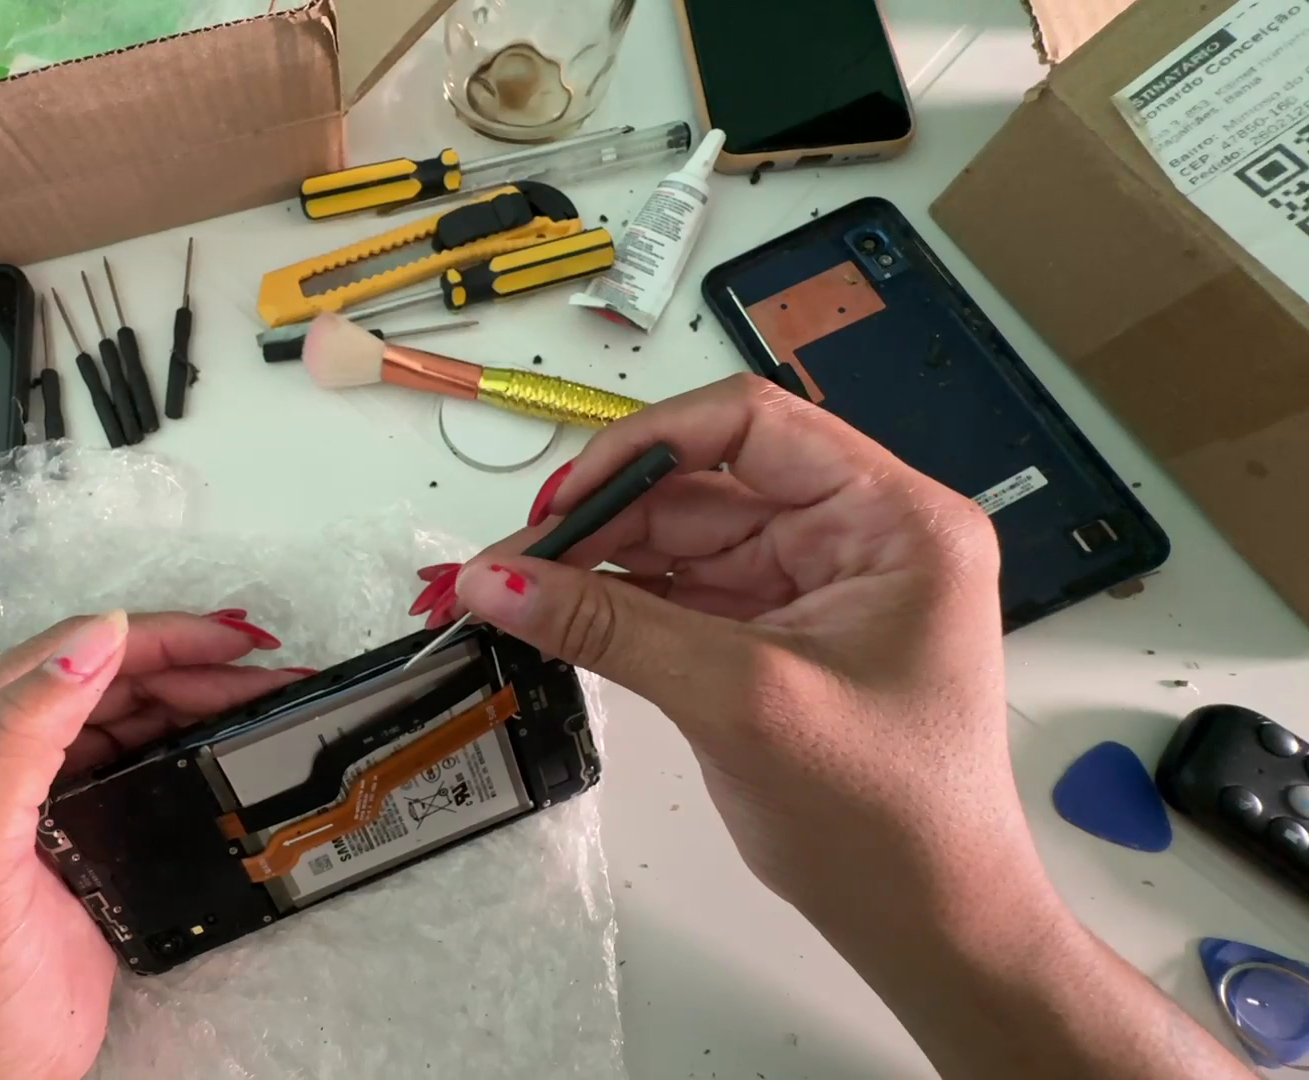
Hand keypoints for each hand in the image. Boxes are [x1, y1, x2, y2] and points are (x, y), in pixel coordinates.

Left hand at [0, 610, 303, 1079]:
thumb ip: (19, 739)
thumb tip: (99, 633)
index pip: (71, 653)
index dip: (159, 637)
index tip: (238, 641)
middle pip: (113, 676)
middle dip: (196, 666)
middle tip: (273, 674)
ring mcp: (44, 780)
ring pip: (136, 709)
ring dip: (203, 695)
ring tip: (270, 697)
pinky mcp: (82, 814)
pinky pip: (145, 750)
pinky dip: (193, 733)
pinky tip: (231, 733)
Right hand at [420, 374, 1245, 1077]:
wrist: (914, 918)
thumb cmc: (872, 811)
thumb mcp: (737, 699)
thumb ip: (609, 629)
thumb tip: (487, 583)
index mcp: (882, 517)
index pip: (747, 425)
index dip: (644, 445)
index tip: (563, 501)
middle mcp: (835, 531)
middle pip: (688, 486)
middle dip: (593, 520)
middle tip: (504, 565)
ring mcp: (786, 579)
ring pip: (661, 538)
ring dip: (583, 561)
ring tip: (507, 591)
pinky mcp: (746, 624)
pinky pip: (658, 588)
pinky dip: (598, 597)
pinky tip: (546, 611)